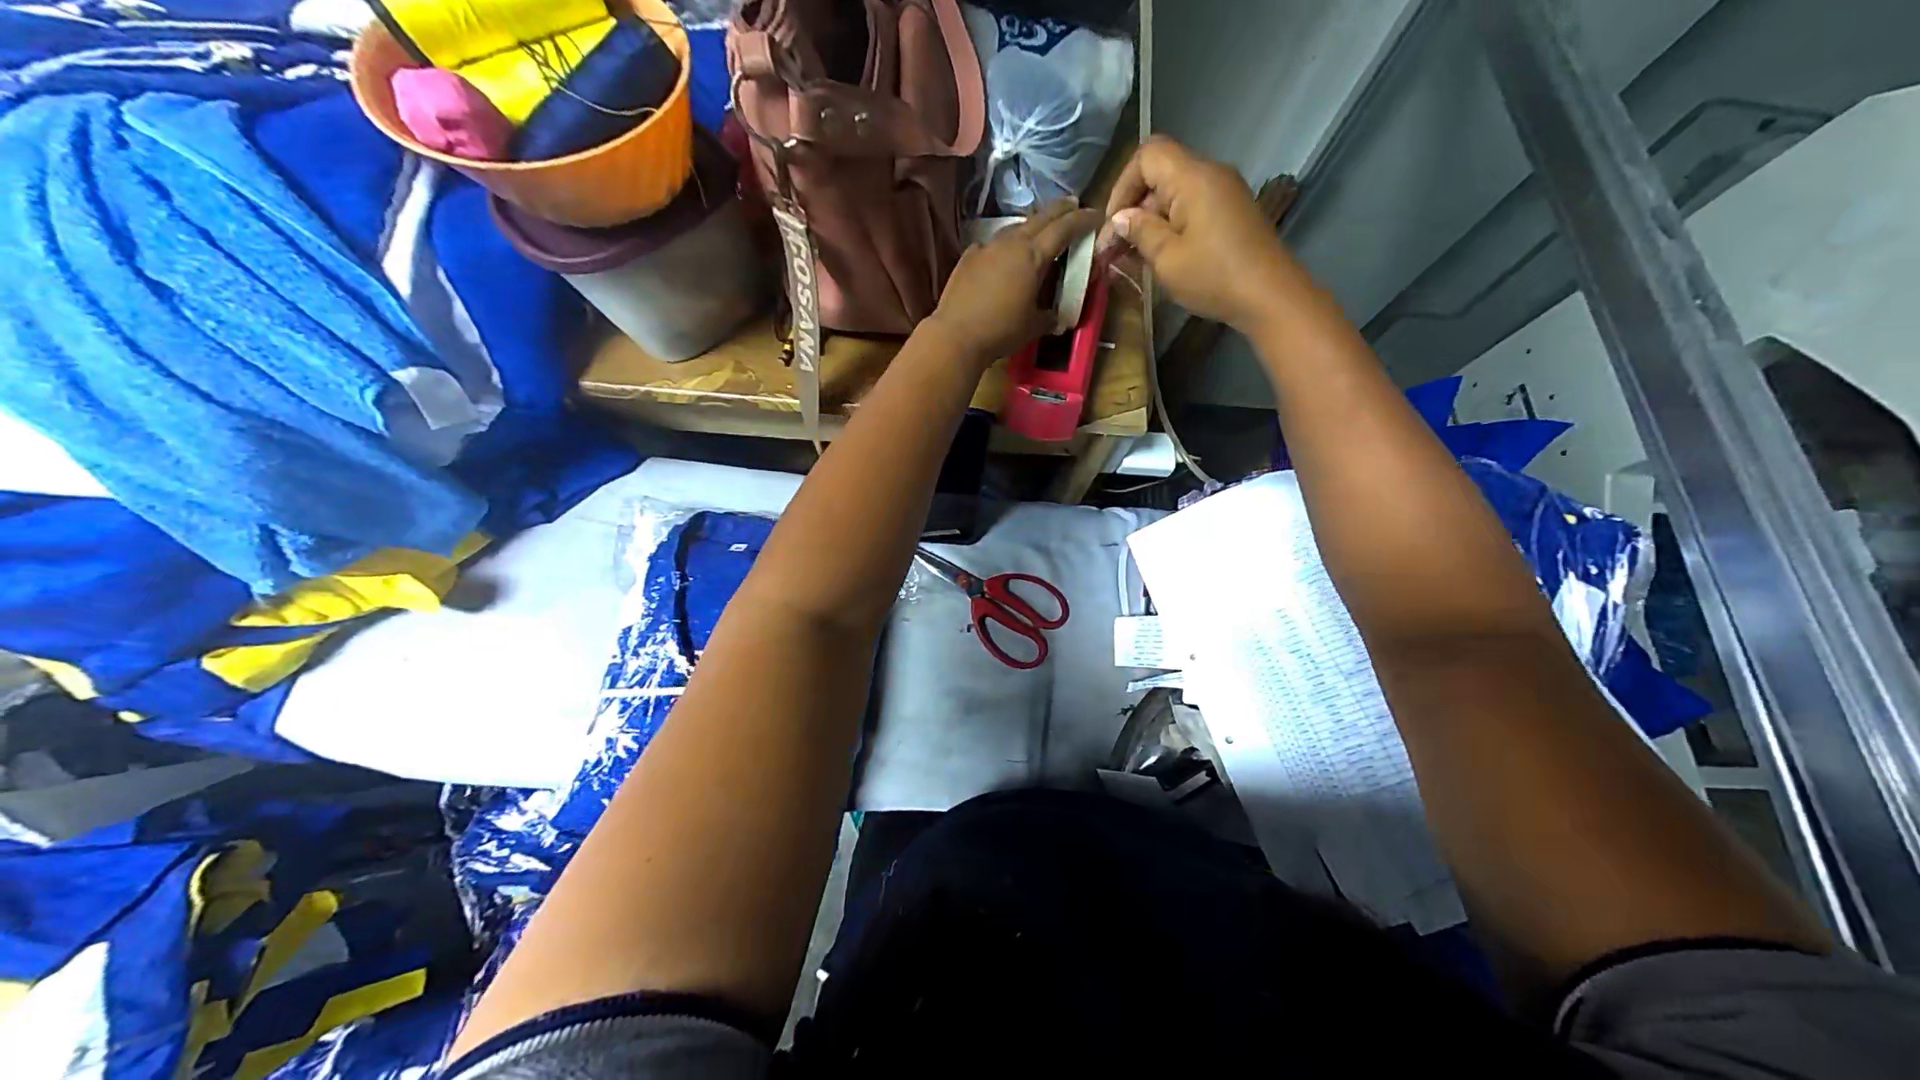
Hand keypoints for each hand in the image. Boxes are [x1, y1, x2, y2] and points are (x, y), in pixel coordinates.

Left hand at [927, 199, 1101, 364]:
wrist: (955, 336)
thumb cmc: (1001, 331)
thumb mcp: (1035, 325)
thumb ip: (1051, 314)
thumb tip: (1057, 314)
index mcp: (1033, 255)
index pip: (1065, 228)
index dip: (1084, 219)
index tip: (1097, 215)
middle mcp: (1011, 243)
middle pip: (1041, 217)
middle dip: (1060, 210)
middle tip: (1073, 206)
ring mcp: (986, 247)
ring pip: (1015, 227)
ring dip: (1032, 225)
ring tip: (1041, 231)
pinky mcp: (968, 257)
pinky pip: (993, 244)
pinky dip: (1006, 244)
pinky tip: (1006, 256)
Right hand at [1100, 136, 1296, 333]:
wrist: (1270, 296)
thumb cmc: (1214, 277)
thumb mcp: (1167, 258)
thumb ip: (1140, 231)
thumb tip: (1121, 218)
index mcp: (1193, 178)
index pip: (1148, 155)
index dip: (1123, 185)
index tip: (1114, 223)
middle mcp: (1211, 174)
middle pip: (1161, 173)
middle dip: (1134, 207)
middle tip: (1117, 248)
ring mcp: (1224, 192)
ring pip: (1175, 192)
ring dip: (1151, 220)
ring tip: (1135, 256)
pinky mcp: (1231, 211)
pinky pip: (1193, 206)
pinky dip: (1172, 225)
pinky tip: (1163, 256)